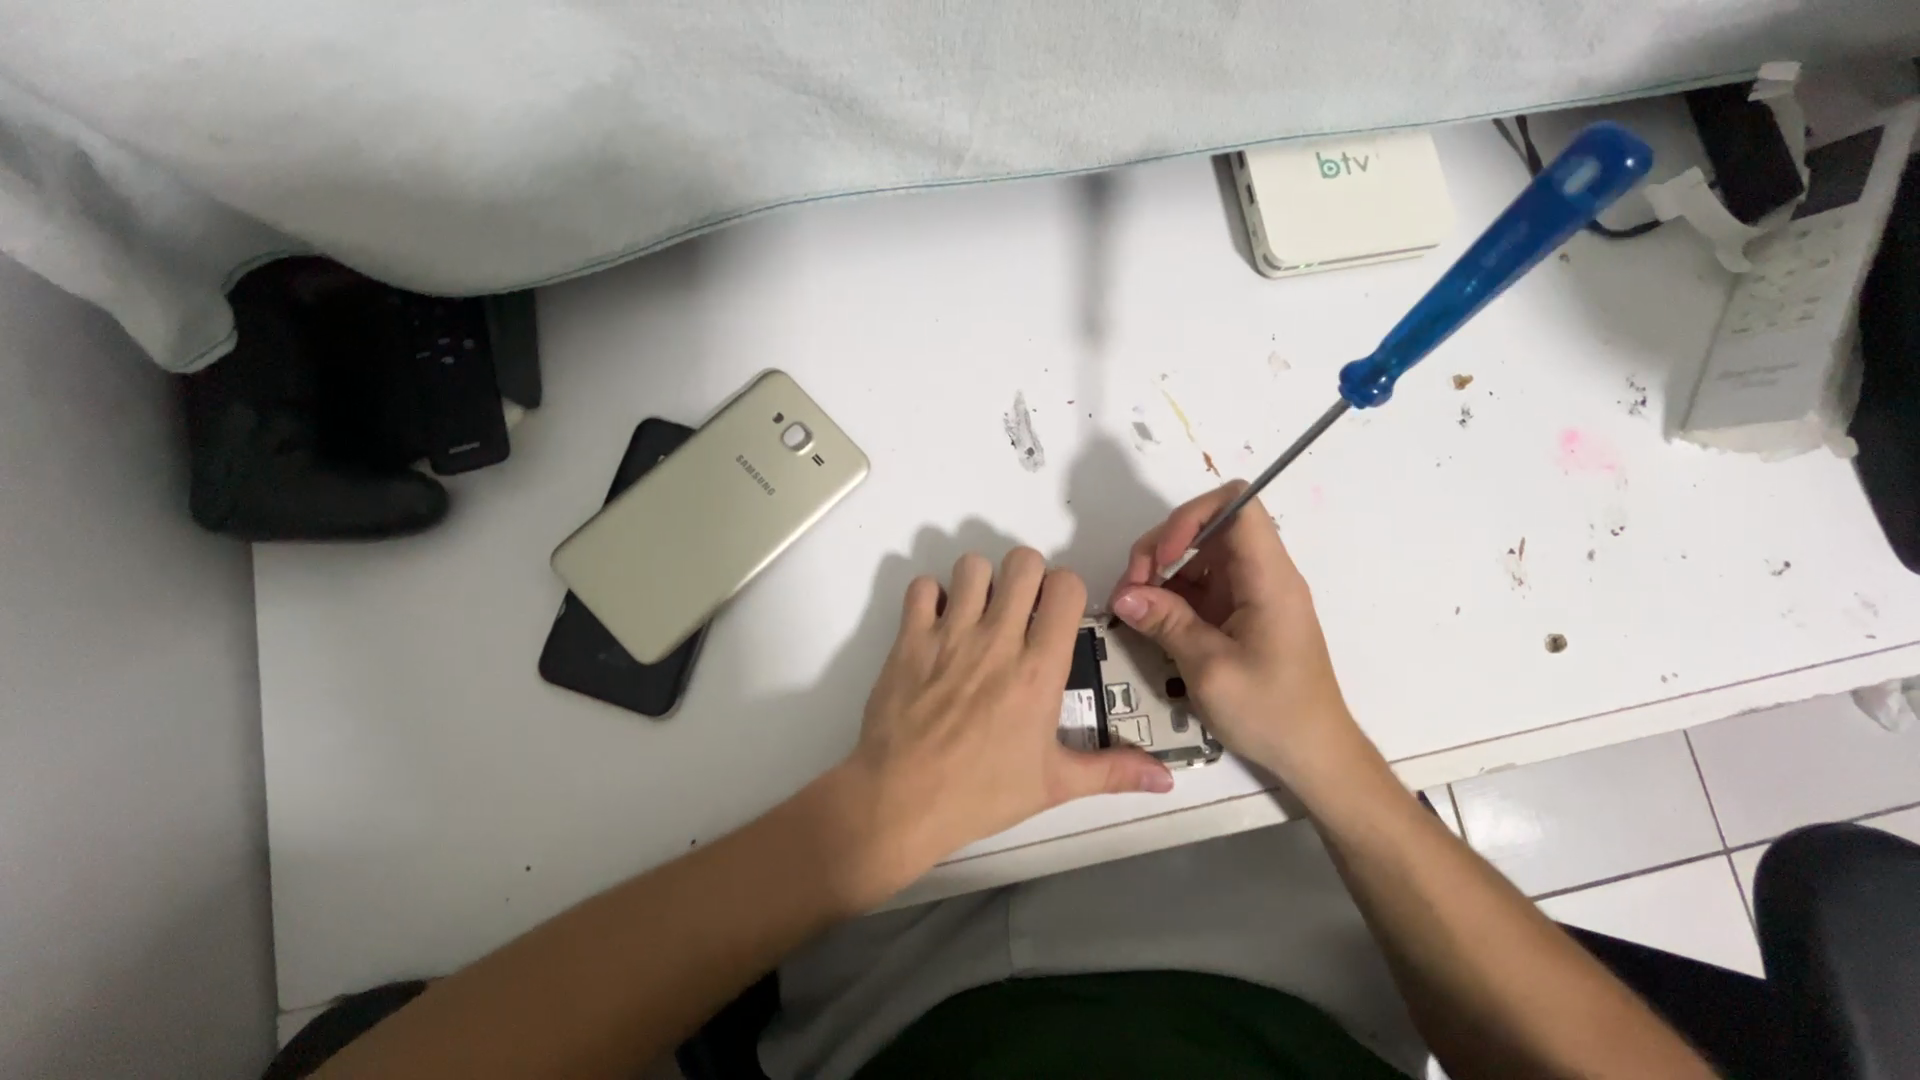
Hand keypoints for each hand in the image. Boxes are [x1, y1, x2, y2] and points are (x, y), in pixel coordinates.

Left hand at [846, 548, 1172, 883]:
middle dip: (1028, 576)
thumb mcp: (1053, 785)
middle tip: (1022, 608)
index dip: (1067, 591)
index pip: (1066, 587)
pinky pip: (922, 587)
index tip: (1059, 615)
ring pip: (972, 566)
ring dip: (980, 581)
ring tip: (979, 613)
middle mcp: (997, 640)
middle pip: (1022, 562)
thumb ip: (1112, 772)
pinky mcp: (909, 640)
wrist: (900, 801)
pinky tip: (937, 624)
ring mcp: (949, 635)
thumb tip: (1166, 779)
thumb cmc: (980, 794)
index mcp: (1039, 669)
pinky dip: (931, 597)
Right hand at [1107, 481, 1360, 782]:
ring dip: (1160, 573)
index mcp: (1269, 578)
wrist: (1314, 753)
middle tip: (1130, 590)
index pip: (1237, 505)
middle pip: (1208, 526)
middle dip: (1161, 547)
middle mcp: (1263, 575)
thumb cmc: (1272, 712)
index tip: (1160, 557)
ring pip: (1198, 555)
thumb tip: (1123, 596)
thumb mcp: (1211, 669)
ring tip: (1133, 608)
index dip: (1190, 516)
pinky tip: (1149, 620)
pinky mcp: (1241, 613)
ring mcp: (1251, 593)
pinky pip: (1201, 585)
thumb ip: (1167, 624)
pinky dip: (1171, 595)